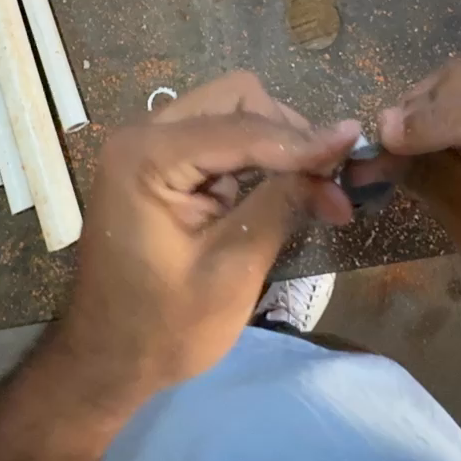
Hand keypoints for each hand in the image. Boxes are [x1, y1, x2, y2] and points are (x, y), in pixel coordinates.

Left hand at [56, 72, 358, 396]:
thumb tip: (337, 150)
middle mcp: (144, 132)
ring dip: (276, 142)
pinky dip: (256, 155)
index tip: (355, 143)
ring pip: (232, 110)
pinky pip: (220, 135)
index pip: (240, 129)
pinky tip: (285, 186)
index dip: (301, 139)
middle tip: (327, 174)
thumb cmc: (163, 328)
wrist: (105, 361)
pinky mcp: (162, 159)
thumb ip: (282, 201)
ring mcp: (150, 143)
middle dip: (287, 132)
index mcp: (146, 156)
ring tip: (317, 186)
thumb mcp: (233, 268)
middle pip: (236, 98)